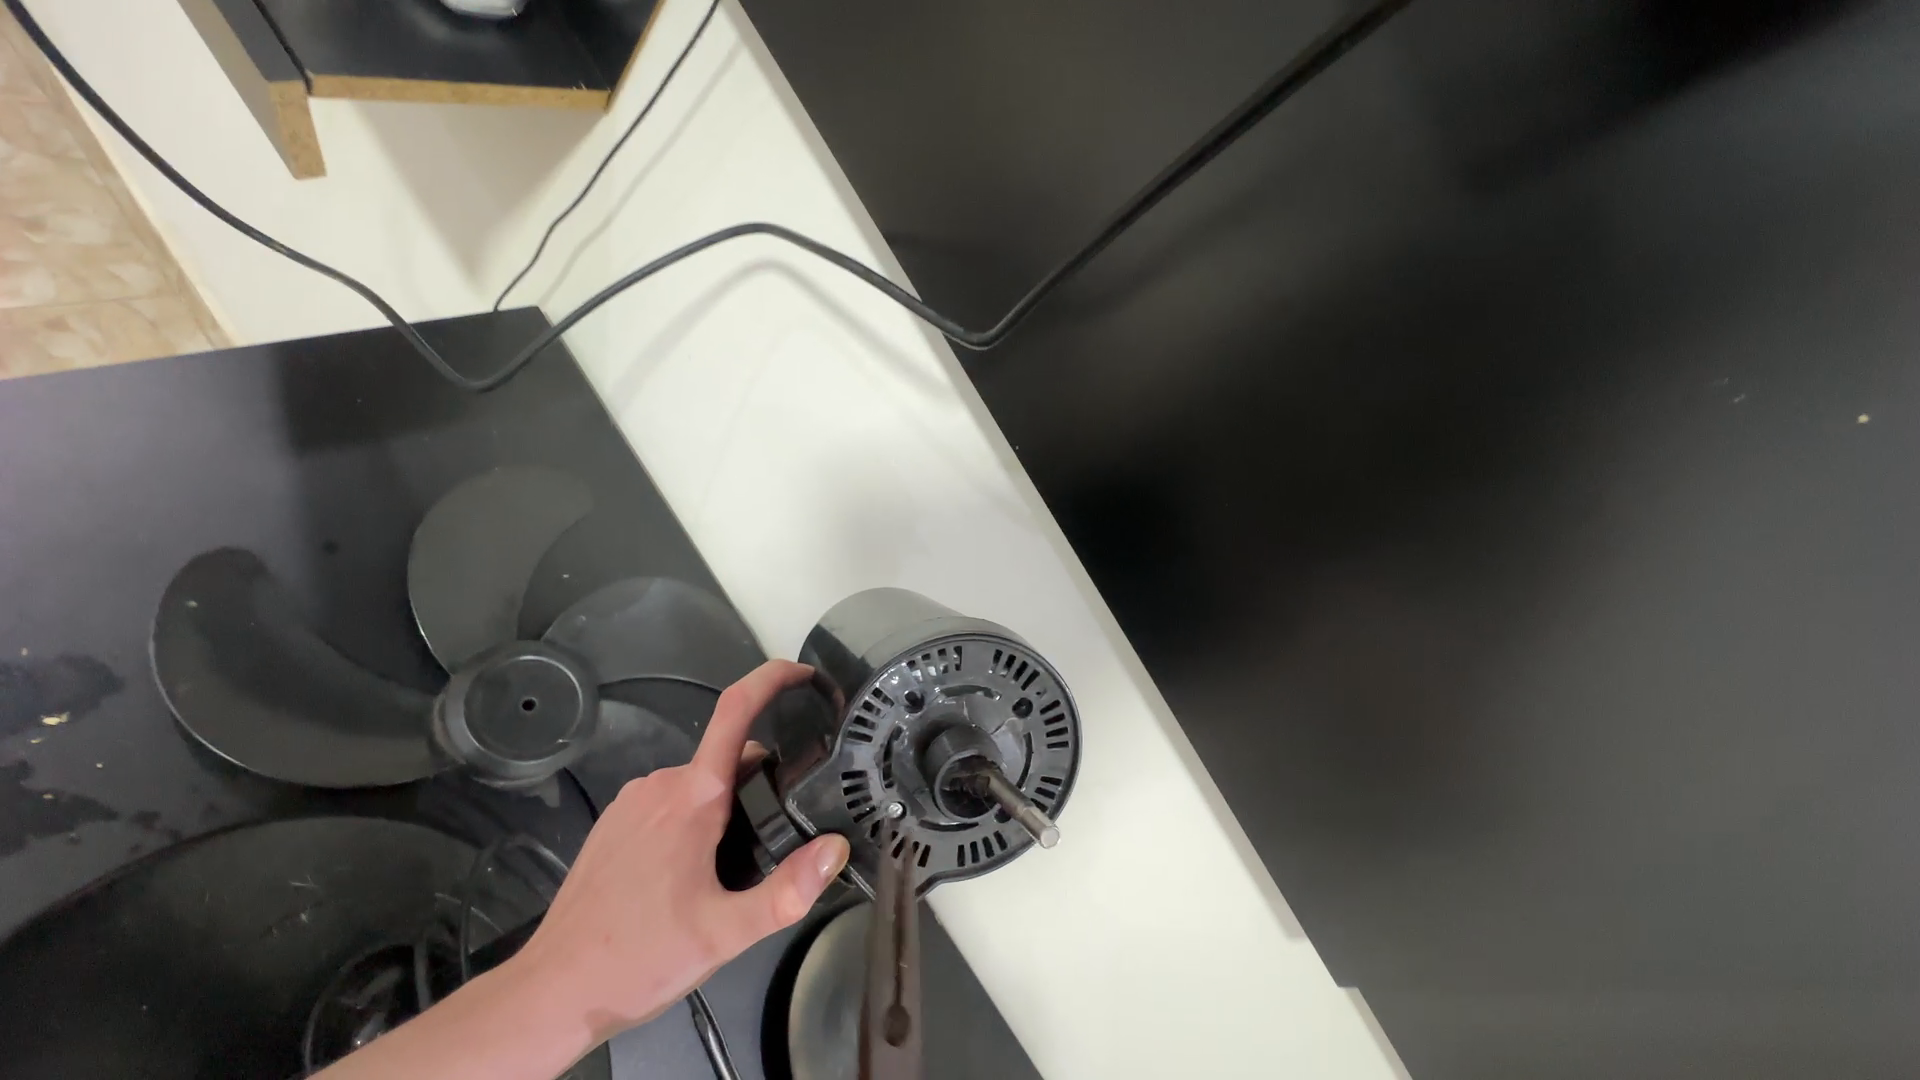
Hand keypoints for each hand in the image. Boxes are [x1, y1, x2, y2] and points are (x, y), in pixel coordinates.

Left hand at [514, 660, 849, 1043]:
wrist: (553, 991)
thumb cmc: (639, 958)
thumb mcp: (726, 934)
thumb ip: (788, 891)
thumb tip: (836, 849)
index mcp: (693, 797)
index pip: (735, 711)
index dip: (772, 680)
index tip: (804, 674)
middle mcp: (661, 785)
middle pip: (728, 757)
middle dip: (763, 783)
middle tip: (781, 838)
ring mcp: (633, 801)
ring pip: (701, 783)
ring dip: (730, 807)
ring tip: (735, 870)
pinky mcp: (615, 822)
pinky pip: (672, 802)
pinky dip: (698, 819)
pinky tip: (692, 875)